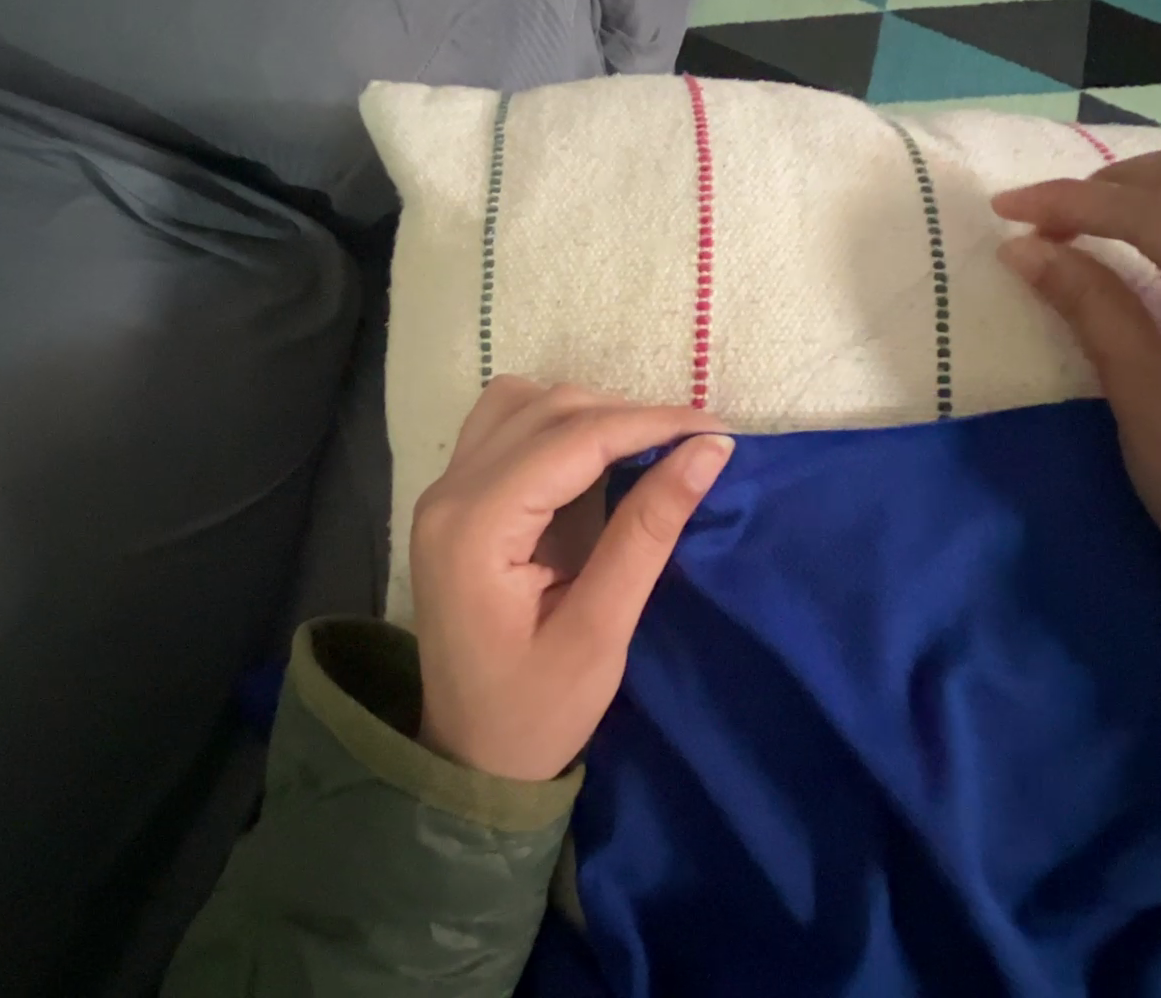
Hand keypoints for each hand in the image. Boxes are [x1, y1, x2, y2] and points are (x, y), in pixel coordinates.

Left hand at [409, 377, 733, 780]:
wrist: (469, 756)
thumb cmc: (536, 713)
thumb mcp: (601, 630)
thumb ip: (648, 532)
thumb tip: (708, 451)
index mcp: (475, 528)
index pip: (573, 439)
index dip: (650, 424)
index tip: (716, 431)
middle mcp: (448, 494)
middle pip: (546, 410)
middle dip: (627, 415)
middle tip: (692, 446)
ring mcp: (444, 494)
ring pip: (522, 405)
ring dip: (590, 413)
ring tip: (647, 447)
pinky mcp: (455, 502)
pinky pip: (506, 428)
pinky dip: (558, 425)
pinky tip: (594, 456)